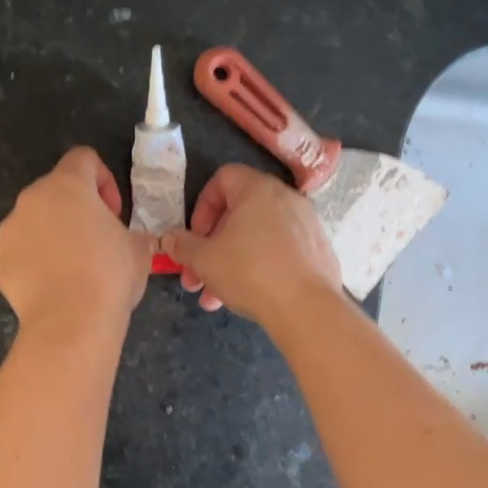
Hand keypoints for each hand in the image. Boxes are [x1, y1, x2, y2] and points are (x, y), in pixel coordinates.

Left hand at [0, 147, 155, 333]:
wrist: (71, 322)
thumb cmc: (110, 276)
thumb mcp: (139, 250)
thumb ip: (132, 233)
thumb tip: (130, 241)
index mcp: (68, 185)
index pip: (83, 158)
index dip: (103, 180)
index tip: (113, 213)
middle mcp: (32, 198)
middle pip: (55, 192)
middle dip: (75, 211)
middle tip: (94, 243)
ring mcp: (9, 229)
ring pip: (33, 222)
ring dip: (51, 236)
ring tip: (70, 270)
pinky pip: (17, 252)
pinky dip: (31, 262)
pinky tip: (49, 287)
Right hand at [159, 163, 340, 323]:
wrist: (308, 308)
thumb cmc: (249, 272)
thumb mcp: (204, 260)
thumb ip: (182, 246)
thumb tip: (169, 238)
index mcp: (258, 190)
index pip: (223, 178)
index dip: (202, 206)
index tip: (195, 238)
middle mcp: (286, 199)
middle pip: (239, 213)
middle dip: (212, 246)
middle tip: (197, 275)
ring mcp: (307, 225)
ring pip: (258, 237)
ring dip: (231, 263)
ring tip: (215, 298)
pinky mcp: (318, 251)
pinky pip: (281, 252)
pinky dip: (261, 267)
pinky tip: (248, 298)